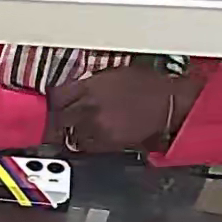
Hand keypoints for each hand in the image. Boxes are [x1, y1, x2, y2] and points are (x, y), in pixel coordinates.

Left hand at [46, 65, 202, 153]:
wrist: (167, 104)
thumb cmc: (148, 86)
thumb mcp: (116, 74)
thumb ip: (91, 84)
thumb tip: (77, 90)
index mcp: (91, 85)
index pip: (58, 95)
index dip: (54, 101)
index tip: (53, 105)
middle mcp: (89, 106)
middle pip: (61, 117)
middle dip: (61, 120)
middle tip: (63, 122)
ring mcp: (96, 126)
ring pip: (71, 134)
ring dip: (74, 133)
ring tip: (82, 130)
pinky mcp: (105, 142)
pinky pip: (86, 146)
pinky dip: (86, 144)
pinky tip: (94, 137)